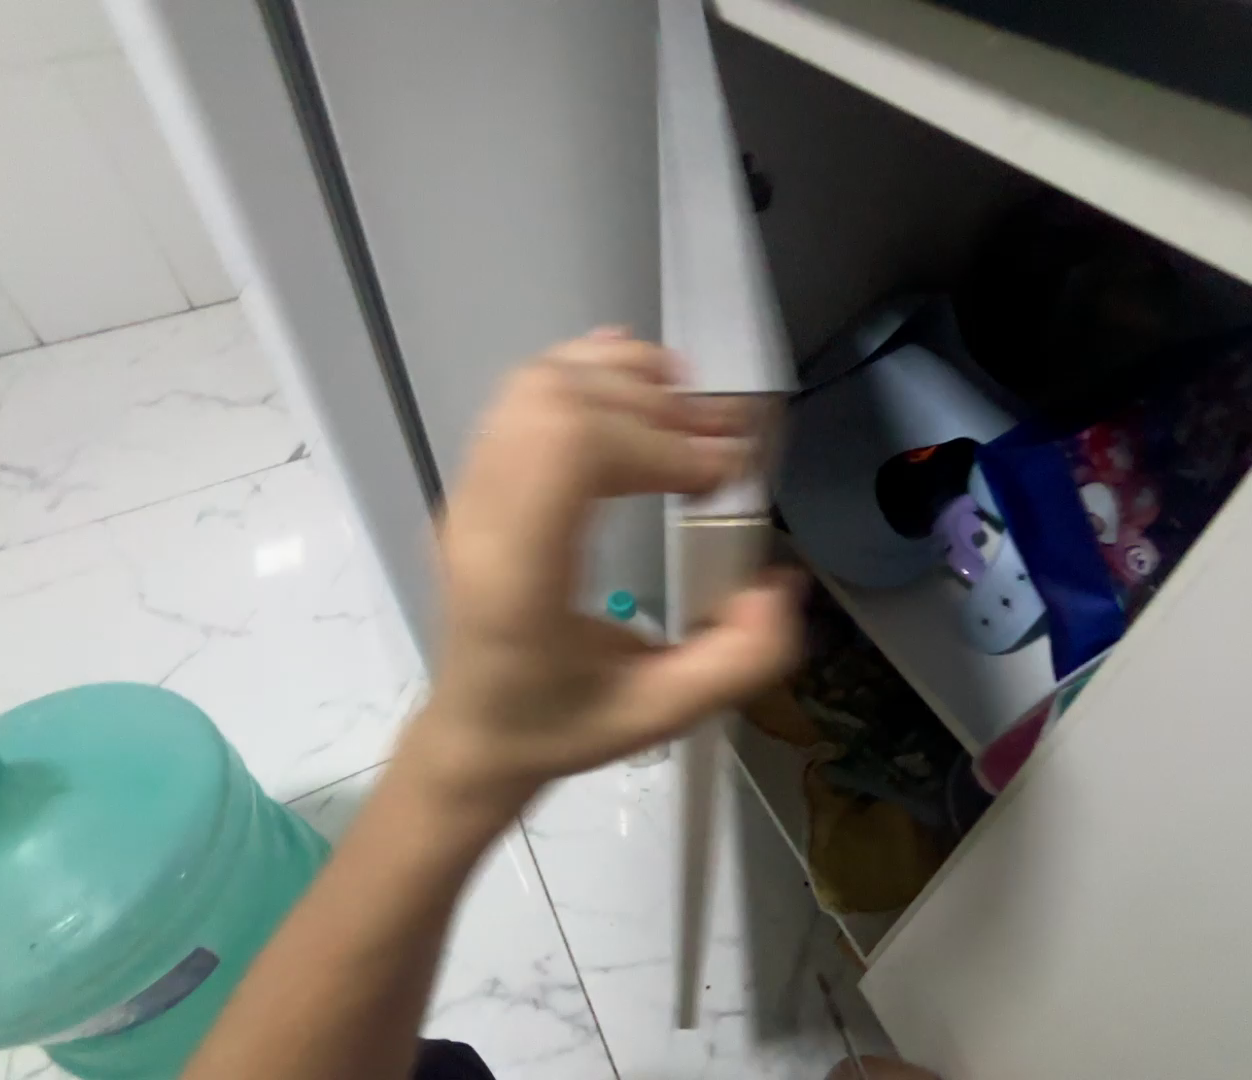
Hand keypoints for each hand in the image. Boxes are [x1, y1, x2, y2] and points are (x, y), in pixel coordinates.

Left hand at [394, 329, 802, 816]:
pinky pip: (520, 398)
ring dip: (622, 380)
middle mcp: (481, 520)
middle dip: (654, 408)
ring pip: (536, 388)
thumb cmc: (559, 726)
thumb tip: (781, 584)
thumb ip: (738, 660)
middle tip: (721, 442)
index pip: (572, 452)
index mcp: (518, 578)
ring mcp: (469, 494)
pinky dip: (583, 370)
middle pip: (558, 405)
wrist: (476, 733)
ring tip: (688, 402)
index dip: (658, 443)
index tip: (720, 476)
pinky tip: (635, 374)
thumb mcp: (661, 713)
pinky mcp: (477, 483)